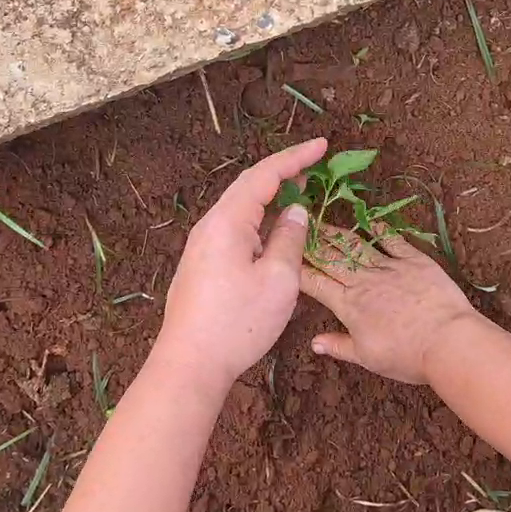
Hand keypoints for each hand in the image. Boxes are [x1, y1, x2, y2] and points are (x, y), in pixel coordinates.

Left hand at [155, 138, 326, 387]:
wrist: (188, 366)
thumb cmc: (237, 322)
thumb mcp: (278, 279)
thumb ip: (290, 238)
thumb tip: (296, 211)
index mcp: (227, 221)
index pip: (265, 175)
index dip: (295, 157)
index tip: (322, 145)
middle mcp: (210, 226)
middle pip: (249, 186)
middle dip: (283, 172)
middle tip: (313, 164)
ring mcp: (202, 247)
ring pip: (241, 209)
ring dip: (271, 197)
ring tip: (299, 192)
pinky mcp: (201, 266)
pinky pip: (234, 228)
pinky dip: (259, 220)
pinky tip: (274, 232)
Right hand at [298, 223, 489, 384]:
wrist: (446, 340)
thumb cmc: (406, 356)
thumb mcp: (368, 358)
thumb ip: (339, 346)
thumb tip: (313, 343)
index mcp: (349, 305)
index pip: (315, 283)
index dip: (298, 269)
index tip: (285, 256)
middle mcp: (364, 281)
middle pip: (332, 258)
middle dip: (313, 243)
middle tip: (299, 228)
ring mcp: (389, 267)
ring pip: (357, 245)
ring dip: (338, 233)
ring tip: (324, 223)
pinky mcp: (413, 259)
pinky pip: (392, 240)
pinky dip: (380, 230)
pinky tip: (371, 222)